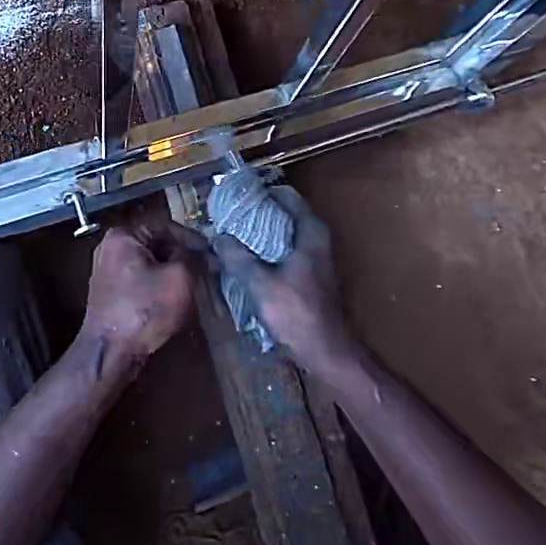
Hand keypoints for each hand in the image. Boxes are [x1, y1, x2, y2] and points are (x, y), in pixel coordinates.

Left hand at [79, 225, 194, 376]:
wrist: (110, 354)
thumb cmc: (144, 309)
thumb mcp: (179, 277)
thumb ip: (195, 258)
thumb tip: (206, 254)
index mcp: (123, 236)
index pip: (167, 228)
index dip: (193, 241)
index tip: (212, 255)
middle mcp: (111, 249)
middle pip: (158, 246)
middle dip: (183, 259)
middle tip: (207, 271)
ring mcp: (108, 272)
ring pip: (151, 266)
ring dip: (173, 275)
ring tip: (195, 286)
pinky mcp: (111, 294)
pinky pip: (142, 282)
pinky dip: (159, 288)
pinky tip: (174, 301)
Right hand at [209, 186, 354, 372]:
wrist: (327, 352)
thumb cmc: (297, 314)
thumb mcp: (261, 285)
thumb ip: (239, 259)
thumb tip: (218, 237)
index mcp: (311, 232)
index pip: (288, 196)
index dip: (263, 192)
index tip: (237, 194)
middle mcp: (317, 239)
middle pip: (286, 214)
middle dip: (258, 213)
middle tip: (229, 215)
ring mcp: (316, 257)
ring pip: (286, 234)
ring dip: (262, 233)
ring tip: (232, 235)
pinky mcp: (311, 275)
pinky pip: (287, 251)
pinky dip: (269, 250)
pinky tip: (248, 259)